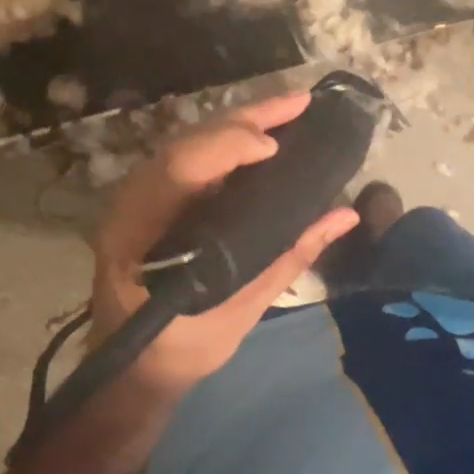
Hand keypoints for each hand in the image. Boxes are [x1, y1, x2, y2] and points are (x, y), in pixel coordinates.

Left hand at [89, 93, 360, 392]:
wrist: (130, 371)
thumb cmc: (180, 351)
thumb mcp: (239, 311)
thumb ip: (289, 258)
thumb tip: (343, 214)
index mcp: (140, 236)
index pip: (179, 170)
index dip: (226, 147)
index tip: (275, 146)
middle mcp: (132, 206)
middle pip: (187, 143)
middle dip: (245, 119)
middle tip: (301, 102)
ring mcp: (137, 200)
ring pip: (187, 143)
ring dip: (238, 124)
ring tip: (288, 111)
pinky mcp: (150, 202)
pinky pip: (189, 158)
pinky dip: (227, 143)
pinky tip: (260, 137)